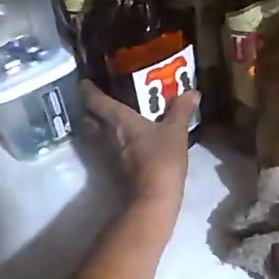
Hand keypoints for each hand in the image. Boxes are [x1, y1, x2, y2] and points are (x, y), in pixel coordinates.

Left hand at [82, 82, 196, 208]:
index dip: (87, 88)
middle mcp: (106, 134)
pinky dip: (108, 142)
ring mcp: (106, 154)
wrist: (152, 198)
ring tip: (111, 119)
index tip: (85, 80)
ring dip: (97, 126)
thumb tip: (192, 92)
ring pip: (94, 135)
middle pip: (88, 117)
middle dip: (90, 108)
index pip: (93, 99)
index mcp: (118, 119)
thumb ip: (181, 110)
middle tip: (101, 99)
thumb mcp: (176, 132)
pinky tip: (123, 141)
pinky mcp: (112, 169)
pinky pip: (104, 149)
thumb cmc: (161, 159)